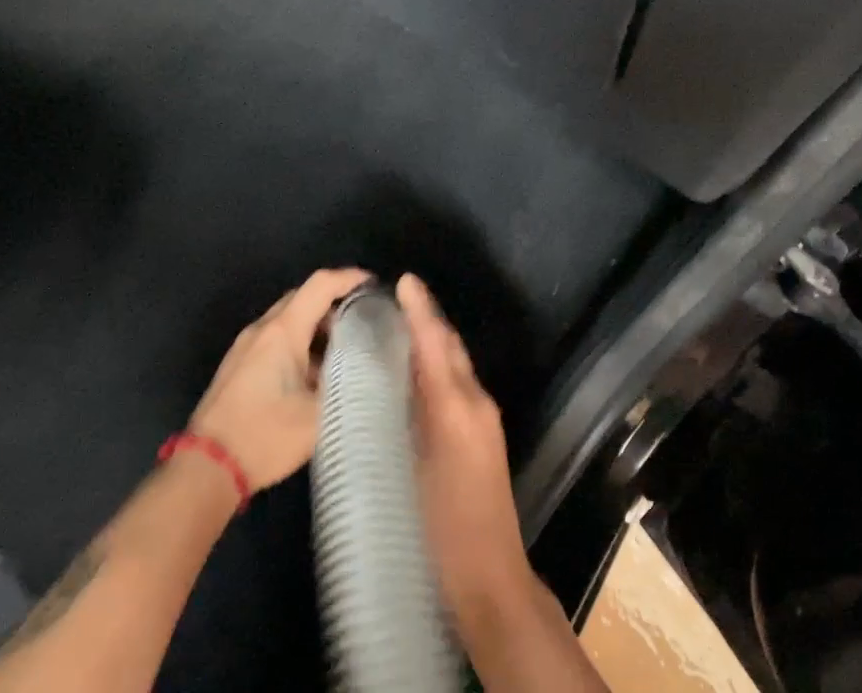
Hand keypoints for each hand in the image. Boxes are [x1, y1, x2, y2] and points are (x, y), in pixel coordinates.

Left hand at [188, 268, 371, 491]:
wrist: (209, 465)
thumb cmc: (266, 435)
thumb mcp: (320, 414)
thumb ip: (348, 385)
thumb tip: (371, 370)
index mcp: (282, 331)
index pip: (320, 285)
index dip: (349, 278)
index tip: (374, 286)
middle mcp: (261, 330)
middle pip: (302, 299)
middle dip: (335, 304)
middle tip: (366, 322)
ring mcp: (246, 347)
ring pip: (287, 321)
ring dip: (317, 328)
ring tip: (348, 351)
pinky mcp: (239, 366)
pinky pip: (275, 341)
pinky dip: (300, 344)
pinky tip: (317, 374)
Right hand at [400, 273, 534, 617]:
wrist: (489, 581)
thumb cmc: (444, 528)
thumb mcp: (410, 471)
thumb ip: (394, 420)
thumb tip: (372, 381)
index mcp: (458, 406)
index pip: (435, 344)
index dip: (420, 310)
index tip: (402, 280)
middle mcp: (475, 405)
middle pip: (448, 349)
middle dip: (425, 318)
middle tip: (389, 298)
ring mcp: (480, 423)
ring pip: (452, 367)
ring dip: (428, 340)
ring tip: (392, 324)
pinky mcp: (478, 440)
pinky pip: (453, 387)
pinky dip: (432, 368)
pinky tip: (406, 375)